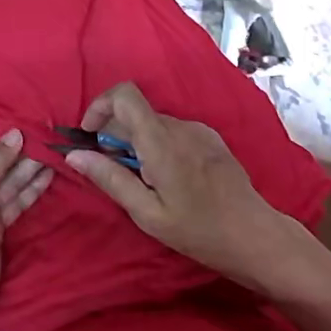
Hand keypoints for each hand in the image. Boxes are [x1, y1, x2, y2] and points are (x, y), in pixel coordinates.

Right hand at [62, 83, 310, 292]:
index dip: (100, 106)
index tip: (90, 135)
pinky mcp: (210, 138)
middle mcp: (180, 126)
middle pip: (136, 112)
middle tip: (114, 171)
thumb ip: (110, 179)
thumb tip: (74, 155)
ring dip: (137, 143)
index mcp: (161, 141)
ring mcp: (198, 129)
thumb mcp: (147, 213)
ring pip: (154, 123)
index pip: (124, 94)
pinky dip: (158, 145)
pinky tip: (169, 179)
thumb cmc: (199, 231)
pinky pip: (173, 131)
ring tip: (144, 182)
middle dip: (115, 134)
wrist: (255, 235)